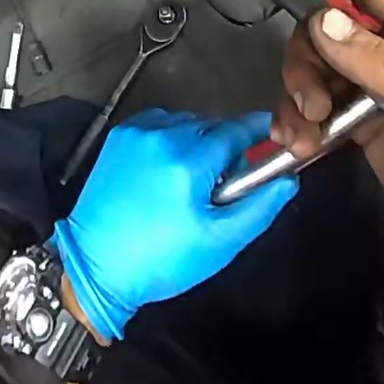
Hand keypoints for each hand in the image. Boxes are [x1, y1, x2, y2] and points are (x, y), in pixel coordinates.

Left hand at [50, 109, 296, 339]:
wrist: (96, 263)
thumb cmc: (162, 259)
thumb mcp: (219, 242)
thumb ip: (259, 208)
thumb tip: (287, 180)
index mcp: (188, 160)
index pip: (235, 130)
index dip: (257, 130)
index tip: (272, 131)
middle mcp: (162, 135)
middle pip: (210, 124)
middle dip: (225, 143)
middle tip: (226, 177)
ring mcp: (137, 132)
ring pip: (184, 120)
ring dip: (197, 137)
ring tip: (194, 175)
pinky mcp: (119, 135)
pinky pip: (158, 121)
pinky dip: (170, 133)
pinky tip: (169, 163)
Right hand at [272, 0, 383, 305]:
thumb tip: (322, 20)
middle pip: (330, 32)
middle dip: (305, 58)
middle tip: (306, 101)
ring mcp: (381, 99)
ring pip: (318, 72)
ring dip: (298, 96)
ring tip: (302, 134)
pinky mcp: (367, 134)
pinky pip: (319, 112)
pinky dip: (300, 124)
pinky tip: (298, 145)